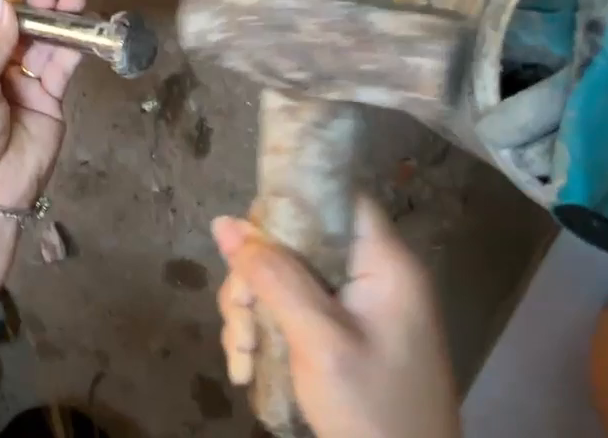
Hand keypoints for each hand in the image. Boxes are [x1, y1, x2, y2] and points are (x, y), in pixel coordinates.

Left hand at [0, 0, 87, 208]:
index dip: (9, 12)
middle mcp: (1, 73)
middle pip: (24, 36)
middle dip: (40, 15)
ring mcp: (27, 87)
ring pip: (46, 49)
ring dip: (60, 26)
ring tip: (75, 0)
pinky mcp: (51, 102)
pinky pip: (62, 70)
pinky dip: (72, 49)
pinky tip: (81, 29)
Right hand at [212, 197, 457, 437]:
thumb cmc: (374, 411)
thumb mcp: (318, 341)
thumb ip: (273, 276)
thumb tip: (224, 221)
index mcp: (383, 266)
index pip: (335, 197)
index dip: (288, 200)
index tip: (246, 231)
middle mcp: (368, 277)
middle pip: (291, 240)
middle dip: (252, 276)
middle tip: (242, 319)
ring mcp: (352, 307)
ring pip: (278, 275)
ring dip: (249, 310)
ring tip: (244, 356)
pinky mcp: (336, 334)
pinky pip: (283, 308)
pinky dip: (259, 331)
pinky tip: (250, 365)